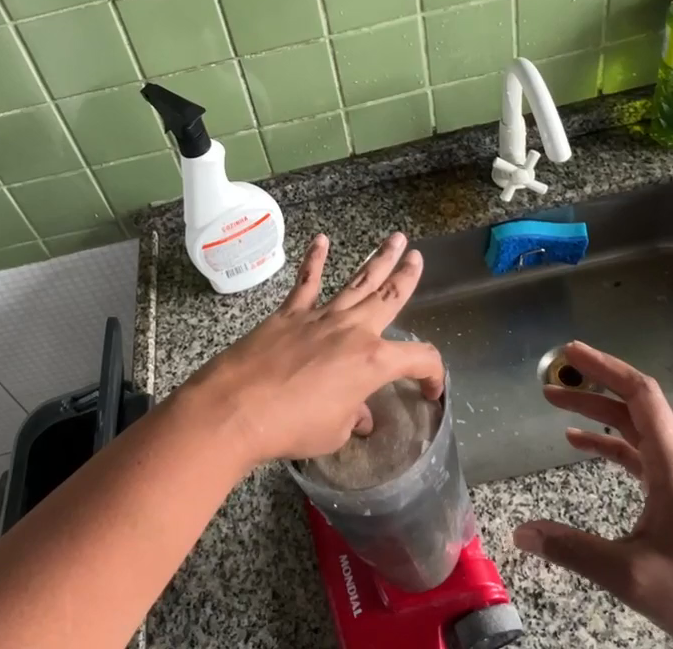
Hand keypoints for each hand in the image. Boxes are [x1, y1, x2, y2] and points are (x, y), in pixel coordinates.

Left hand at [173, 233, 444, 467]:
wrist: (239, 407)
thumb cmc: (293, 426)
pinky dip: (315, 260)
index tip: (431, 391)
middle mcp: (353, 330)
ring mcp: (320, 317)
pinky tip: (321, 240)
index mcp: (373, 361)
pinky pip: (307, 282)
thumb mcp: (334, 432)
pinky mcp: (290, 314)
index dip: (433, 374)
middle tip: (417, 256)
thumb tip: (358, 414)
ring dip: (377, 260)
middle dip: (406, 276)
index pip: (419, 358)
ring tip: (393, 240)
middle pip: (388, 297)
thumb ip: (352, 416)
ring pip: (356, 283)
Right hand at [514, 343, 672, 648]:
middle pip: (634, 406)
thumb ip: (574, 550)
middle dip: (591, 387)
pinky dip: (611, 443)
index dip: (605, 367)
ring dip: (598, 414)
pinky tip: (583, 446)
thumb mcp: (633, 577)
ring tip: (557, 406)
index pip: (640, 394)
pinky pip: (642, 454)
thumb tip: (521, 533)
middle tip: (551, 380)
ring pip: (637, 429)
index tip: (570, 352)